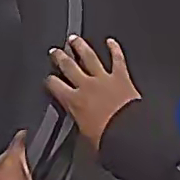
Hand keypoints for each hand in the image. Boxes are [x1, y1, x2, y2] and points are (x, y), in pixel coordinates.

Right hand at [44, 35, 141, 152]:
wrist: (130, 134)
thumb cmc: (108, 141)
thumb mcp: (85, 140)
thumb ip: (79, 129)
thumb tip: (79, 133)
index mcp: (74, 102)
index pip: (55, 86)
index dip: (49, 80)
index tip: (48, 78)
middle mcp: (87, 86)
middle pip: (69, 66)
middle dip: (60, 57)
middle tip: (55, 50)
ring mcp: (104, 78)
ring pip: (89, 57)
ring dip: (81, 46)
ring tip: (74, 39)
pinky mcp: (121, 76)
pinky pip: (117, 58)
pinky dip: (114, 48)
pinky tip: (111, 41)